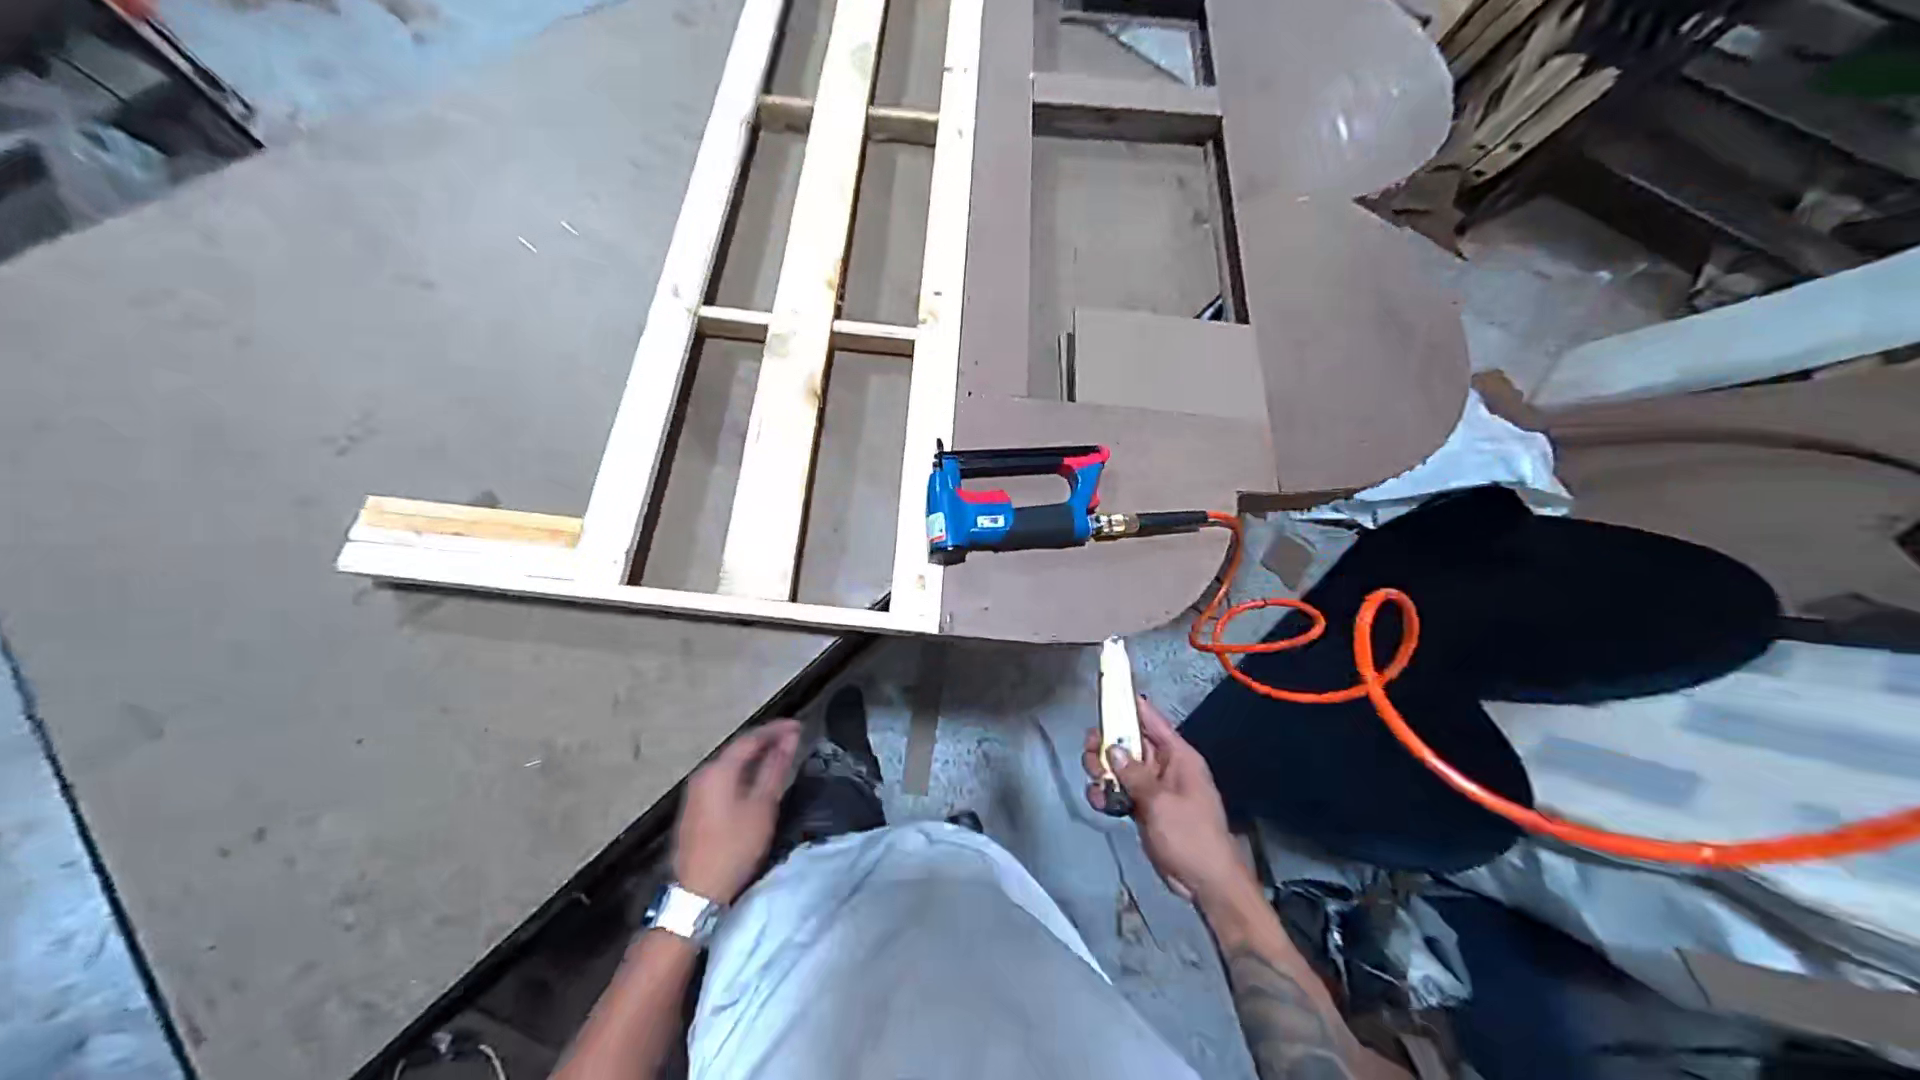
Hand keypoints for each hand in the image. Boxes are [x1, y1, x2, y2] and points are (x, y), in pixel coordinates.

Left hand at [673, 719, 801, 904]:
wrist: (697, 892)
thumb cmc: (735, 847)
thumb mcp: (763, 805)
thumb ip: (776, 768)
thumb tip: (789, 739)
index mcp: (718, 769)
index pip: (751, 737)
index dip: (777, 729)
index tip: (799, 726)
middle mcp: (703, 773)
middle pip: (739, 748)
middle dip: (767, 741)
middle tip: (793, 739)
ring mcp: (696, 791)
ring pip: (731, 763)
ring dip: (756, 757)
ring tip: (781, 756)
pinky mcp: (696, 806)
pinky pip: (724, 777)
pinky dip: (744, 771)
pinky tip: (759, 779)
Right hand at [1083, 697, 1254, 905]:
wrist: (1205, 882)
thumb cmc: (1190, 835)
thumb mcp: (1161, 802)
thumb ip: (1134, 774)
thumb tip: (1112, 748)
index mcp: (1178, 757)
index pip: (1152, 720)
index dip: (1130, 704)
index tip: (1108, 691)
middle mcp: (1164, 766)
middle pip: (1129, 742)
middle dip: (1107, 744)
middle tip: (1091, 753)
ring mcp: (1153, 787)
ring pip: (1119, 765)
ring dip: (1103, 770)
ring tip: (1096, 781)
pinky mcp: (1143, 807)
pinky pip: (1119, 790)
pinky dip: (1106, 793)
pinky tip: (1099, 801)